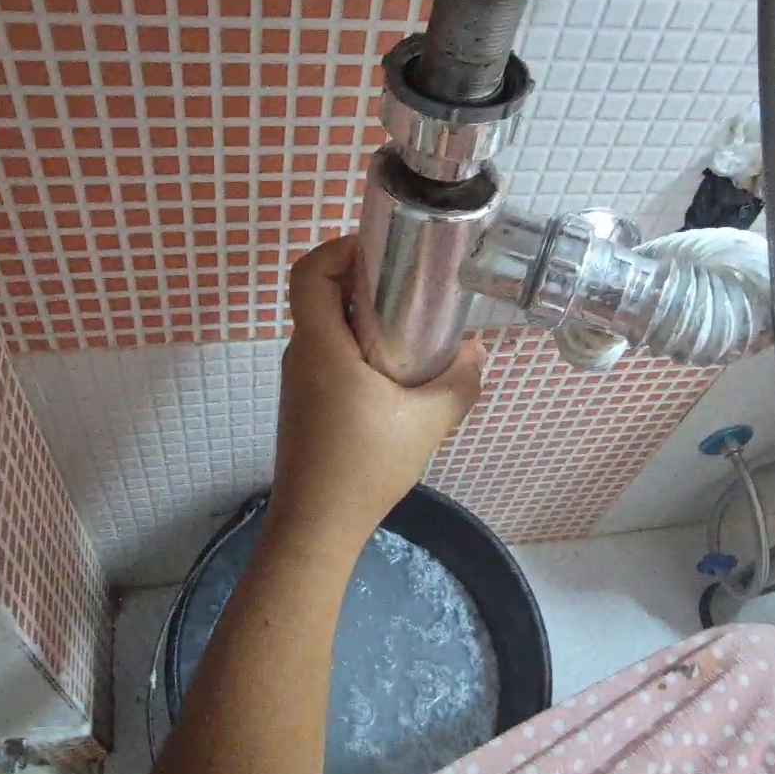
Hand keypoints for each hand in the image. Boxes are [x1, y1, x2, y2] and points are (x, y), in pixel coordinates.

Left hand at [270, 237, 485, 548]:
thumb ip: (459, 382)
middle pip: (319, 294)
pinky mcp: (303, 401)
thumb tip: (476, 351)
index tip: (380, 249)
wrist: (317, 525)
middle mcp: (301, 355)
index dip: (339, 247)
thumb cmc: (366, 468)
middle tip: (409, 285)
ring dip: (361, 316)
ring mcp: (298, 380)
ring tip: (409, 327)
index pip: (309, 272)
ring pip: (325, 326)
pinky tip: (392, 372)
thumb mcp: (427, 422)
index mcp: (321, 347)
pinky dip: (355, 345)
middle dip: (362, 279)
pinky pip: (326, 353)